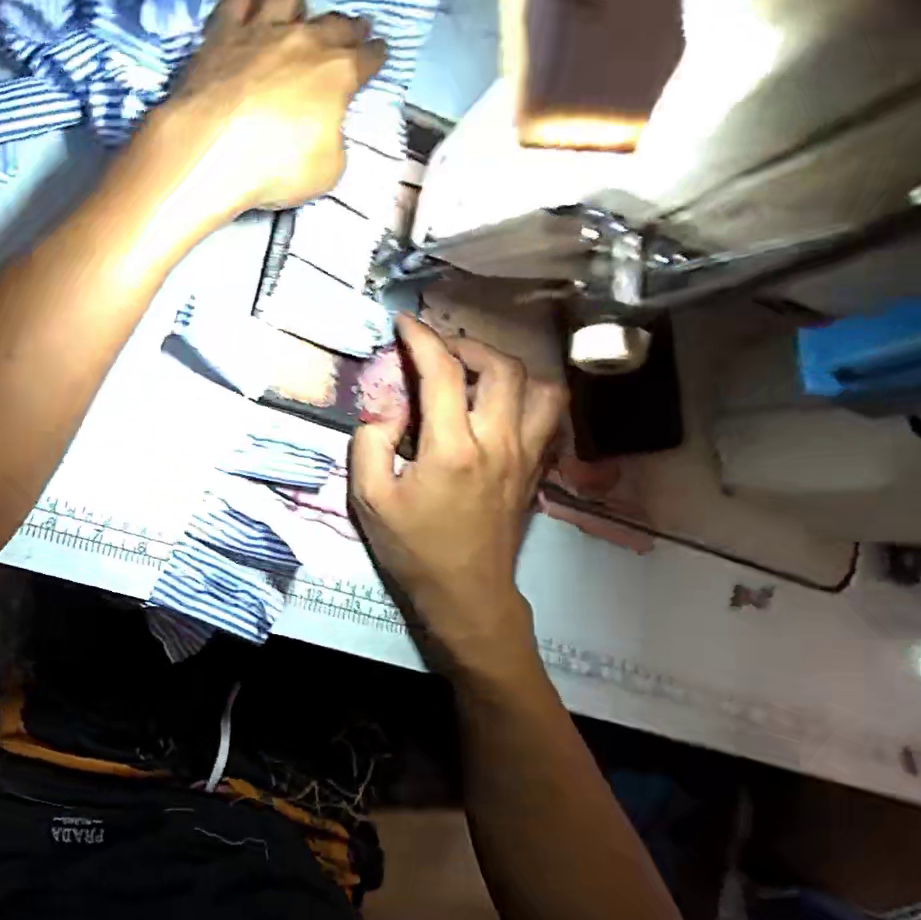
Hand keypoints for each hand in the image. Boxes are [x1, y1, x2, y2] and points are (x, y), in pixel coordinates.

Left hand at [159, 0, 387, 215]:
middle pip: (336, 23)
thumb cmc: (274, 166)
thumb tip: (327, 135)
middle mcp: (305, 42)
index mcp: (338, 75)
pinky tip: (246, 0)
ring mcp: (261, 31)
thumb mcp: (325, 171)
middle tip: (354, 30)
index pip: (368, 58)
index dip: (376, 57)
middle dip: (350, 27)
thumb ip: (334, 144)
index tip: (378, 55)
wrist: (210, 150)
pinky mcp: (222, 32)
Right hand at [349, 314, 566, 684]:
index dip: (422, 339)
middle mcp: (498, 443)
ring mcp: (525, 456)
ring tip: (478, 374)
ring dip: (508, 368)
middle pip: (502, 367)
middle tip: (440, 351)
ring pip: (540, 387)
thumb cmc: (415, 551)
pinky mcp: (536, 469)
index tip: (405, 324)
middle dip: (468, 345)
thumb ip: (370, 444)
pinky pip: (550, 416)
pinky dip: (530, 396)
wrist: (467, 595)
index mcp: (453, 449)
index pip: (443, 372)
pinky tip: (503, 405)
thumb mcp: (370, 501)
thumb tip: (387, 406)